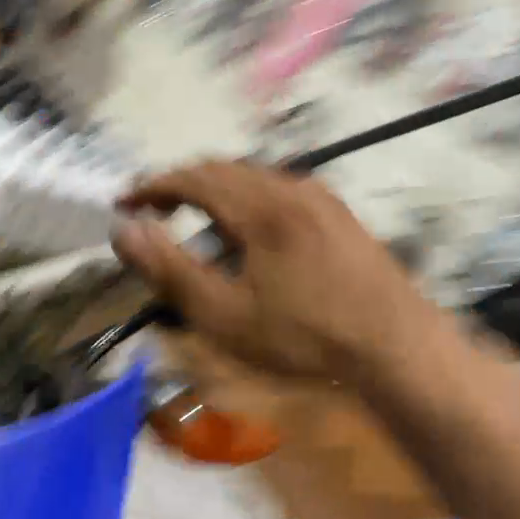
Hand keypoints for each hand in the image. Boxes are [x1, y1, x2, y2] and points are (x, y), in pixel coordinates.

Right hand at [110, 161, 442, 384]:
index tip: (122, 204)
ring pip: (251, 177)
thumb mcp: (220, 312)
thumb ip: (167, 268)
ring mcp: (321, 201)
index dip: (150, 187)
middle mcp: (293, 191)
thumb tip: (123, 230)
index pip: (193, 178)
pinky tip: (238, 234)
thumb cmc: (300, 336)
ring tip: (185, 222)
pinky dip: (241, 199)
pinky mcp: (338, 217)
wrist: (398, 349)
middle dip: (177, 185)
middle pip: (222, 169)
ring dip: (209, 191)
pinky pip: (276, 190)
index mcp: (262, 210)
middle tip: (147, 211)